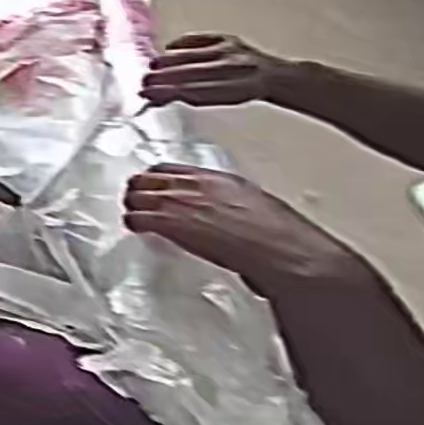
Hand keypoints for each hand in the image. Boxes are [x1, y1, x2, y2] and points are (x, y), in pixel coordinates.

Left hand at [123, 164, 373, 295]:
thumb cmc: (284, 237)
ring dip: (134, 208)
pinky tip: (140, 230)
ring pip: (134, 198)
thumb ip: (225, 199)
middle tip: (138, 203)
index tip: (151, 188)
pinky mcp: (166, 221)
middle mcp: (193, 186)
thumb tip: (215, 207)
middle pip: (143, 180)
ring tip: (139, 217)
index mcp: (217, 180)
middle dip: (138, 191)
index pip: (167, 169)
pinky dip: (134, 224)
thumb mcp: (255, 204)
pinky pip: (134, 218)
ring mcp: (176, 202)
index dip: (154, 180)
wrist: (289, 255)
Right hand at [142, 33, 295, 107]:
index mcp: (233, 88)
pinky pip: (189, 39)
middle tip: (144, 83)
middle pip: (181, 71)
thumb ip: (184, 97)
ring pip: (180, 55)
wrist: (276, 76)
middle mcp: (233, 66)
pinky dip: (175, 46)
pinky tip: (171, 53)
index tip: (144, 93)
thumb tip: (152, 96)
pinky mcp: (224, 38)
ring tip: (155, 70)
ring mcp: (228, 50)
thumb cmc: (238, 91)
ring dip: (162, 64)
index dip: (162, 91)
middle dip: (158, 78)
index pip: (188, 89)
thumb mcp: (216, 101)